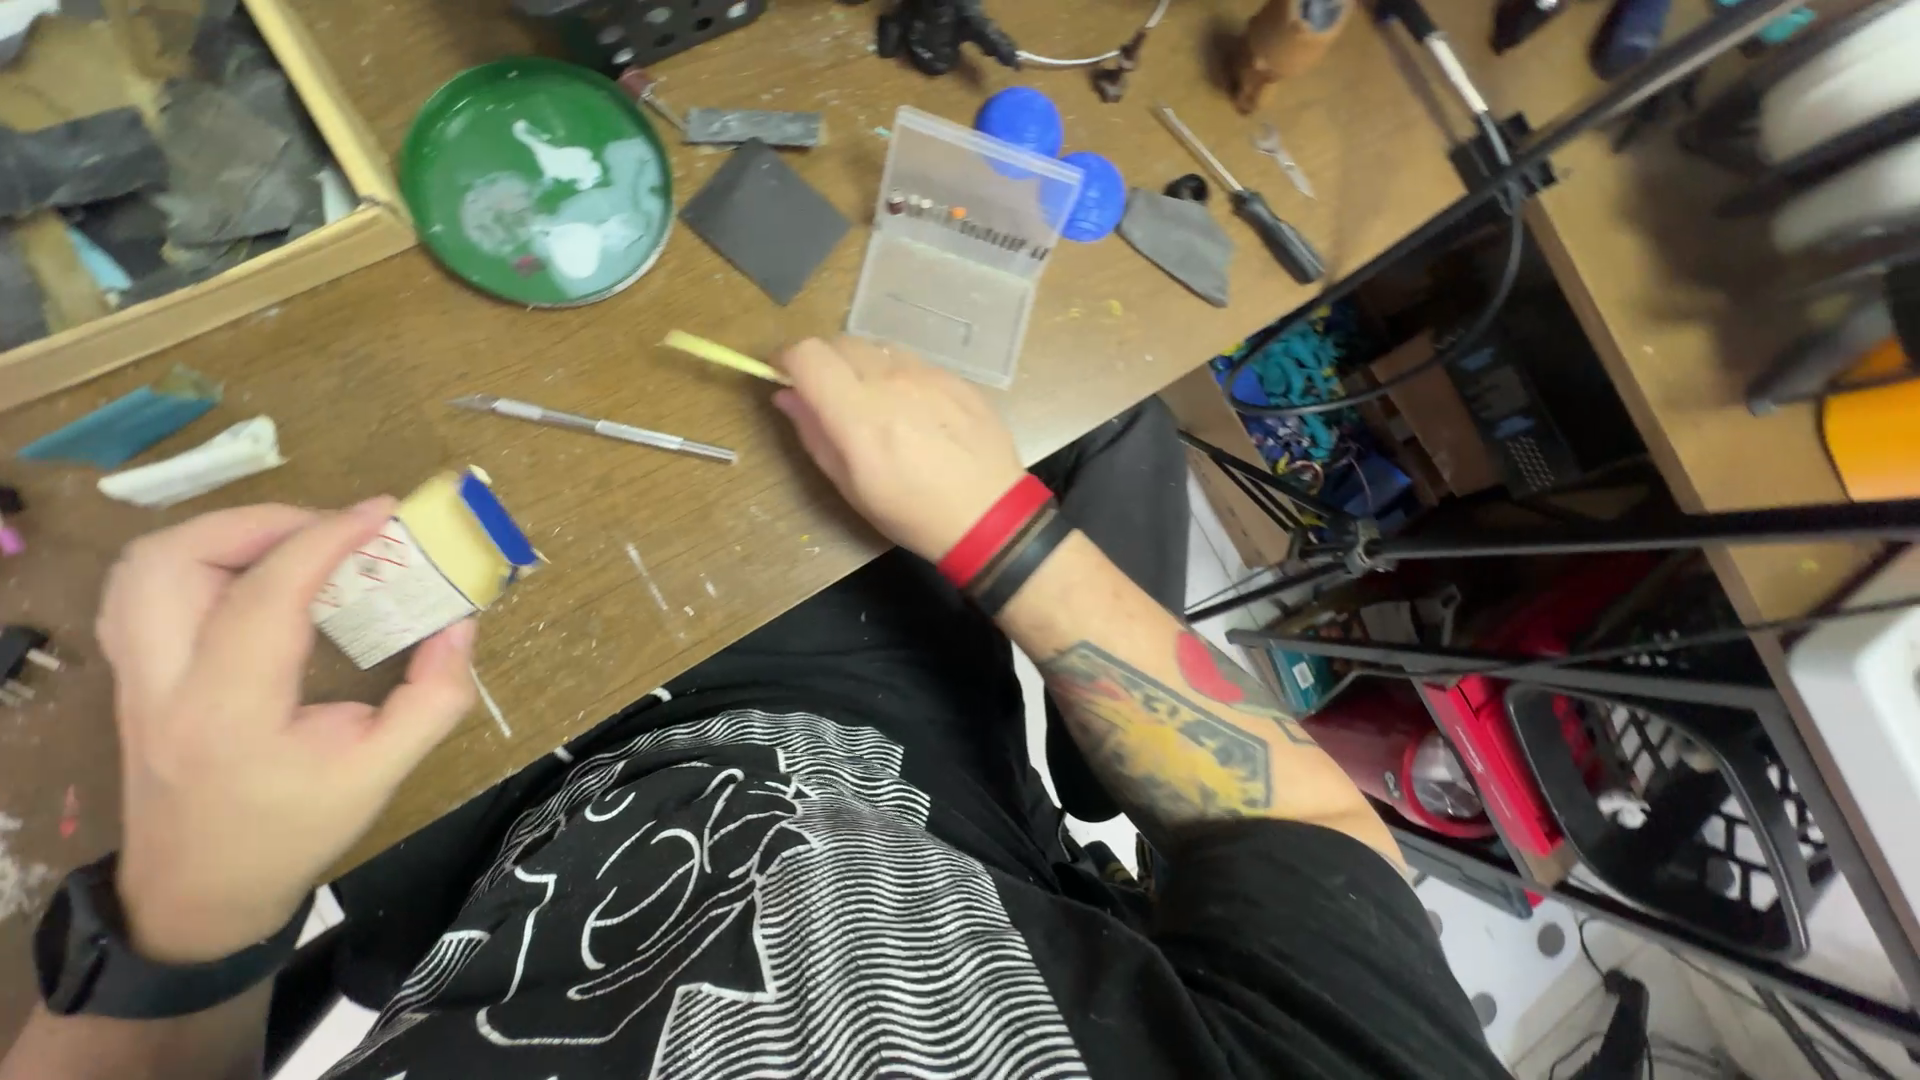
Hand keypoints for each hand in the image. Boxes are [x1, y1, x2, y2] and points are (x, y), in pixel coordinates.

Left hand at [97, 500, 477, 963]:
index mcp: (230, 709)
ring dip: (225, 534)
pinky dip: (201, 559)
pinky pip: (143, 590)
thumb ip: (435, 696)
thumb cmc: (296, 830)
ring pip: (144, 568)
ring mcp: (134, 678)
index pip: (264, 594)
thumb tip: (460, 624)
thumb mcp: (385, 771)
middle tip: (335, 528)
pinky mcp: (134, 677)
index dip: (326, 539)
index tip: (382, 512)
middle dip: (262, 522)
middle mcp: (163, 682)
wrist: (199, 892)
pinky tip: (256, 573)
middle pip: (173, 561)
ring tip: (299, 541)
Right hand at [774, 337, 1026, 561]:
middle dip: (823, 362)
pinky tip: (913, 409)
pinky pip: (913, 361)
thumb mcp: (852, 487)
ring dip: (862, 365)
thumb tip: (787, 396)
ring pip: (878, 347)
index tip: (785, 377)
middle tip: (828, 395)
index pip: (808, 354)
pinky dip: (898, 375)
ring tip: (873, 403)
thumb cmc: (913, 512)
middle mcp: (892, 382)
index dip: (787, 360)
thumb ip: (815, 434)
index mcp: (859, 415)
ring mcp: (928, 375)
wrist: (990, 515)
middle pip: (840, 343)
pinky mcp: (956, 378)